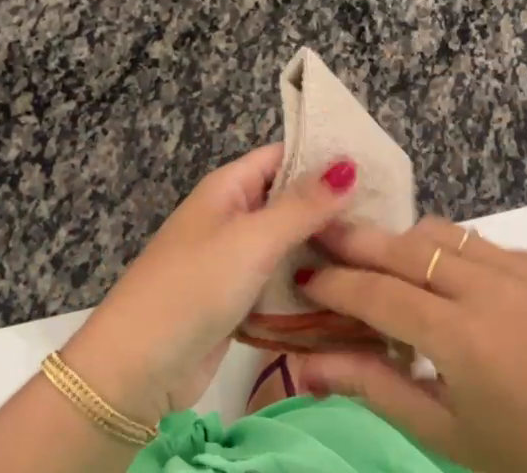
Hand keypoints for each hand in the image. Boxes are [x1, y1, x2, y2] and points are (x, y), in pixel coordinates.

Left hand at [58, 143, 357, 424]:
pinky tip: (349, 287)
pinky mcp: (238, 299)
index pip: (284, 156)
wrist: (135, 370)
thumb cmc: (192, 288)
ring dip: (324, 246)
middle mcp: (233, 216)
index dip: (325, 156)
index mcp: (228, 187)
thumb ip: (302, 205)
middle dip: (333, 205)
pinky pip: (281, 279)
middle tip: (391, 212)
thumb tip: (349, 162)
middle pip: (290, 200)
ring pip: (289, 243)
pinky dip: (308, 281)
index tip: (377, 165)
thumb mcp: (252, 240)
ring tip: (380, 249)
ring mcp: (235, 260)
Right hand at [296, 218, 526, 472]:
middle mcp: (488, 288)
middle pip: (405, 248)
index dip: (335, 284)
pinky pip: (476, 241)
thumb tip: (305, 366)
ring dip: (401, 240)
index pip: (379, 295)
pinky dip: (444, 248)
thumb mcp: (441, 432)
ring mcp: (518, 269)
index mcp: (461, 339)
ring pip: (440, 233)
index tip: (301, 275)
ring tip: (372, 257)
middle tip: (319, 233)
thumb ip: (373, 387)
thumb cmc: (521, 454)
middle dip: (357, 240)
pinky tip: (434, 275)